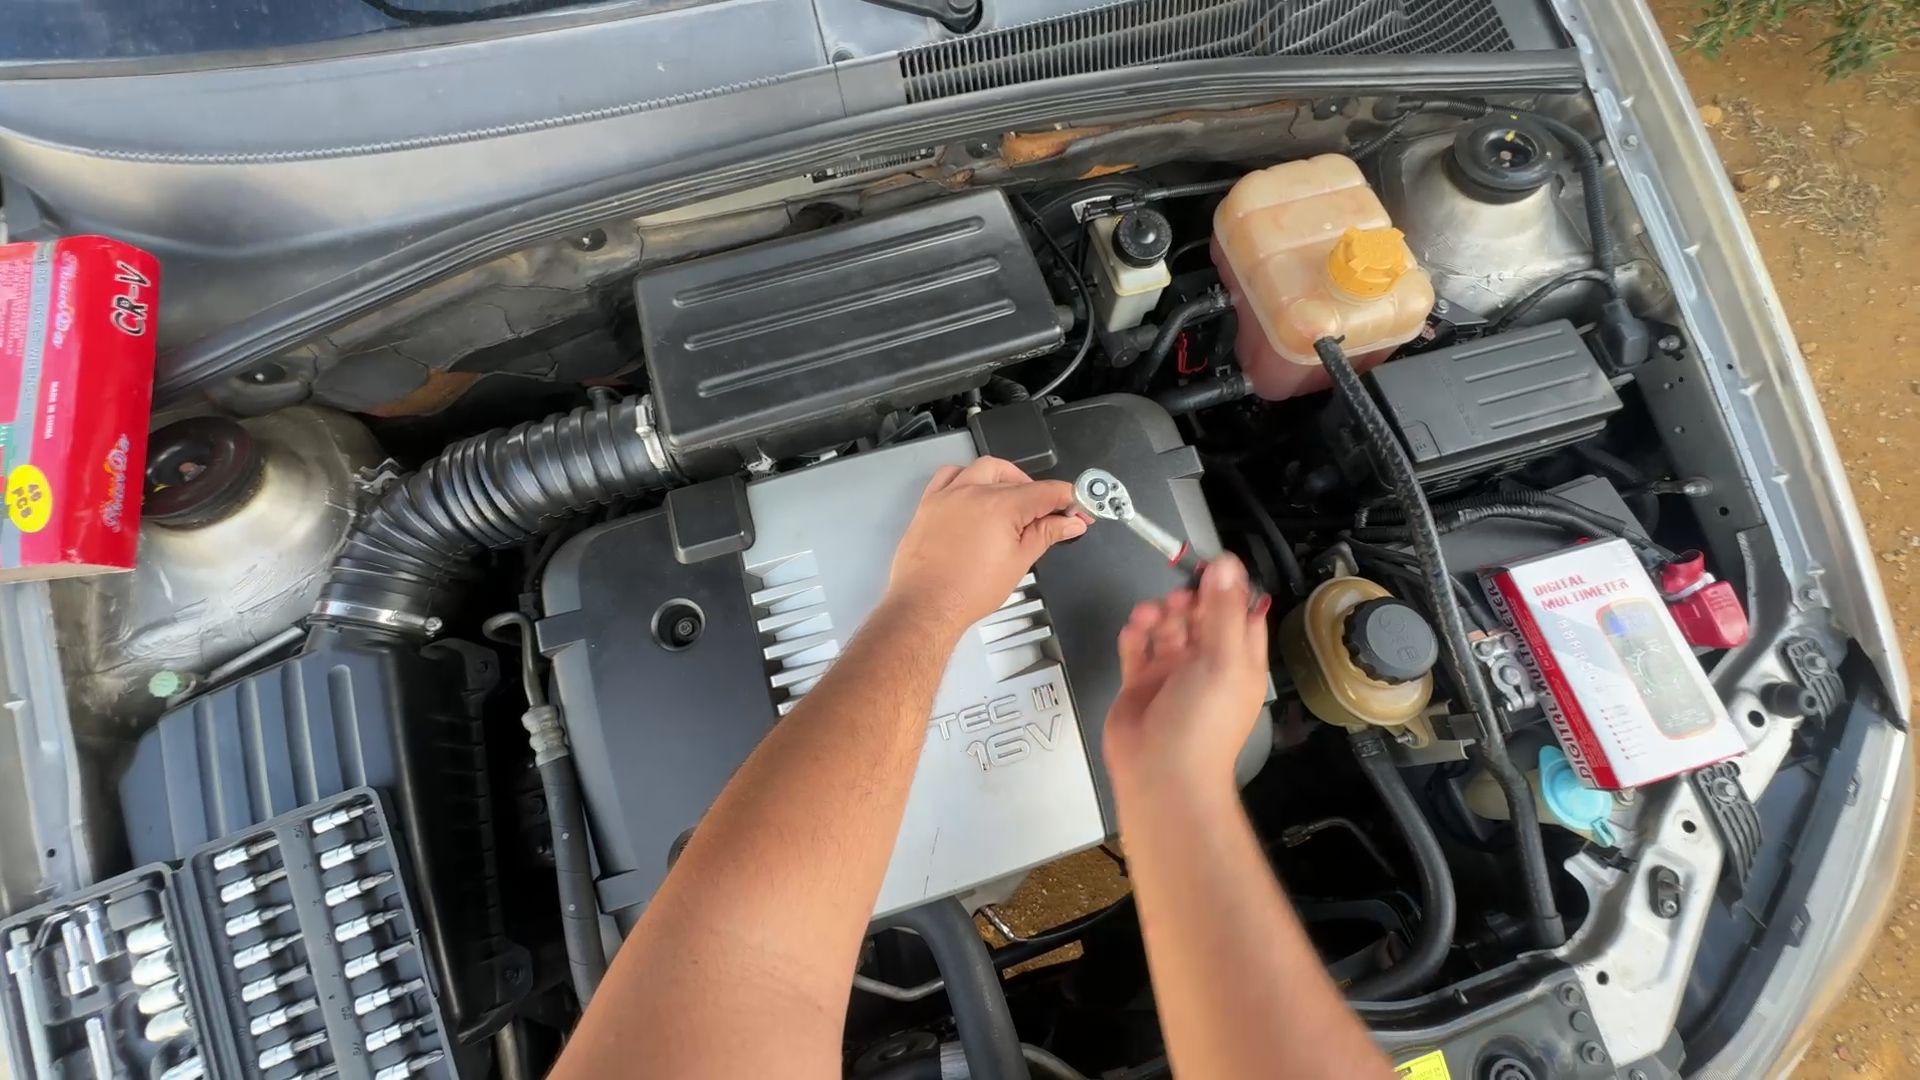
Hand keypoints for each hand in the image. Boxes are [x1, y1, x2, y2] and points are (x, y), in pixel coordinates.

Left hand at [886, 457, 1086, 631]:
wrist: (927, 606)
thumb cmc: (967, 591)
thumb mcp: (1019, 562)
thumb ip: (1046, 535)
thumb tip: (1069, 523)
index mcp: (1000, 506)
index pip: (1046, 492)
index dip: (1068, 500)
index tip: (1077, 510)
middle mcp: (973, 492)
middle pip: (1018, 481)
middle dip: (1039, 494)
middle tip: (1049, 516)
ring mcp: (949, 495)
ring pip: (985, 469)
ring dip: (1005, 478)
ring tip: (1015, 500)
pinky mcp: (930, 503)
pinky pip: (950, 475)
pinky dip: (968, 477)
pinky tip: (975, 491)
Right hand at [1105, 556, 1270, 789]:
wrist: (1161, 774)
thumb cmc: (1202, 726)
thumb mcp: (1222, 659)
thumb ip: (1222, 609)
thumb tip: (1226, 565)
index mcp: (1238, 660)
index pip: (1239, 612)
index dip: (1225, 588)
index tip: (1208, 566)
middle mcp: (1207, 665)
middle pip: (1198, 615)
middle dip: (1185, 601)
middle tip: (1175, 600)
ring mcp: (1173, 674)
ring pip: (1166, 628)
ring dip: (1157, 615)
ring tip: (1148, 617)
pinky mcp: (1141, 684)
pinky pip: (1137, 648)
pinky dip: (1134, 635)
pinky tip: (1133, 630)